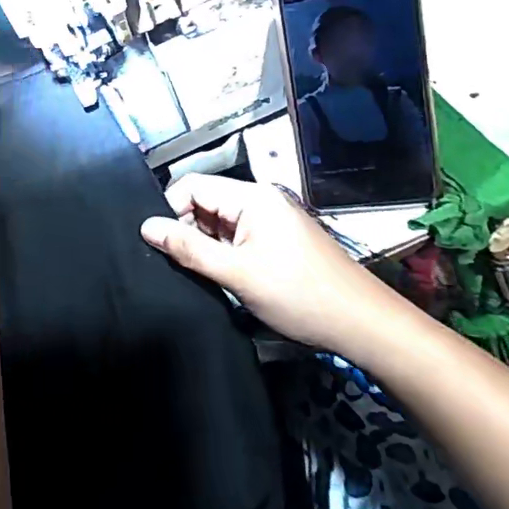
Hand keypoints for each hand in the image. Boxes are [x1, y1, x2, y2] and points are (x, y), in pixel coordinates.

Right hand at [140, 174, 393, 353]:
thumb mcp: (236, 274)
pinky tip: (219, 277)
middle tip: (174, 263)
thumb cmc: (301, 296)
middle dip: (184, 229)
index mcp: (252, 197)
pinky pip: (236, 237)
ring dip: (203, 244)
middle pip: (205, 202)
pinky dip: (222, 253)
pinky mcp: (276, 241)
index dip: (169, 210)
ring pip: (219, 223)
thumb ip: (188, 249)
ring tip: (196, 273)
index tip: (157, 242)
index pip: (192, 185)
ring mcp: (270, 221)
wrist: (361, 323)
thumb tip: (147, 228)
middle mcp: (260, 201)